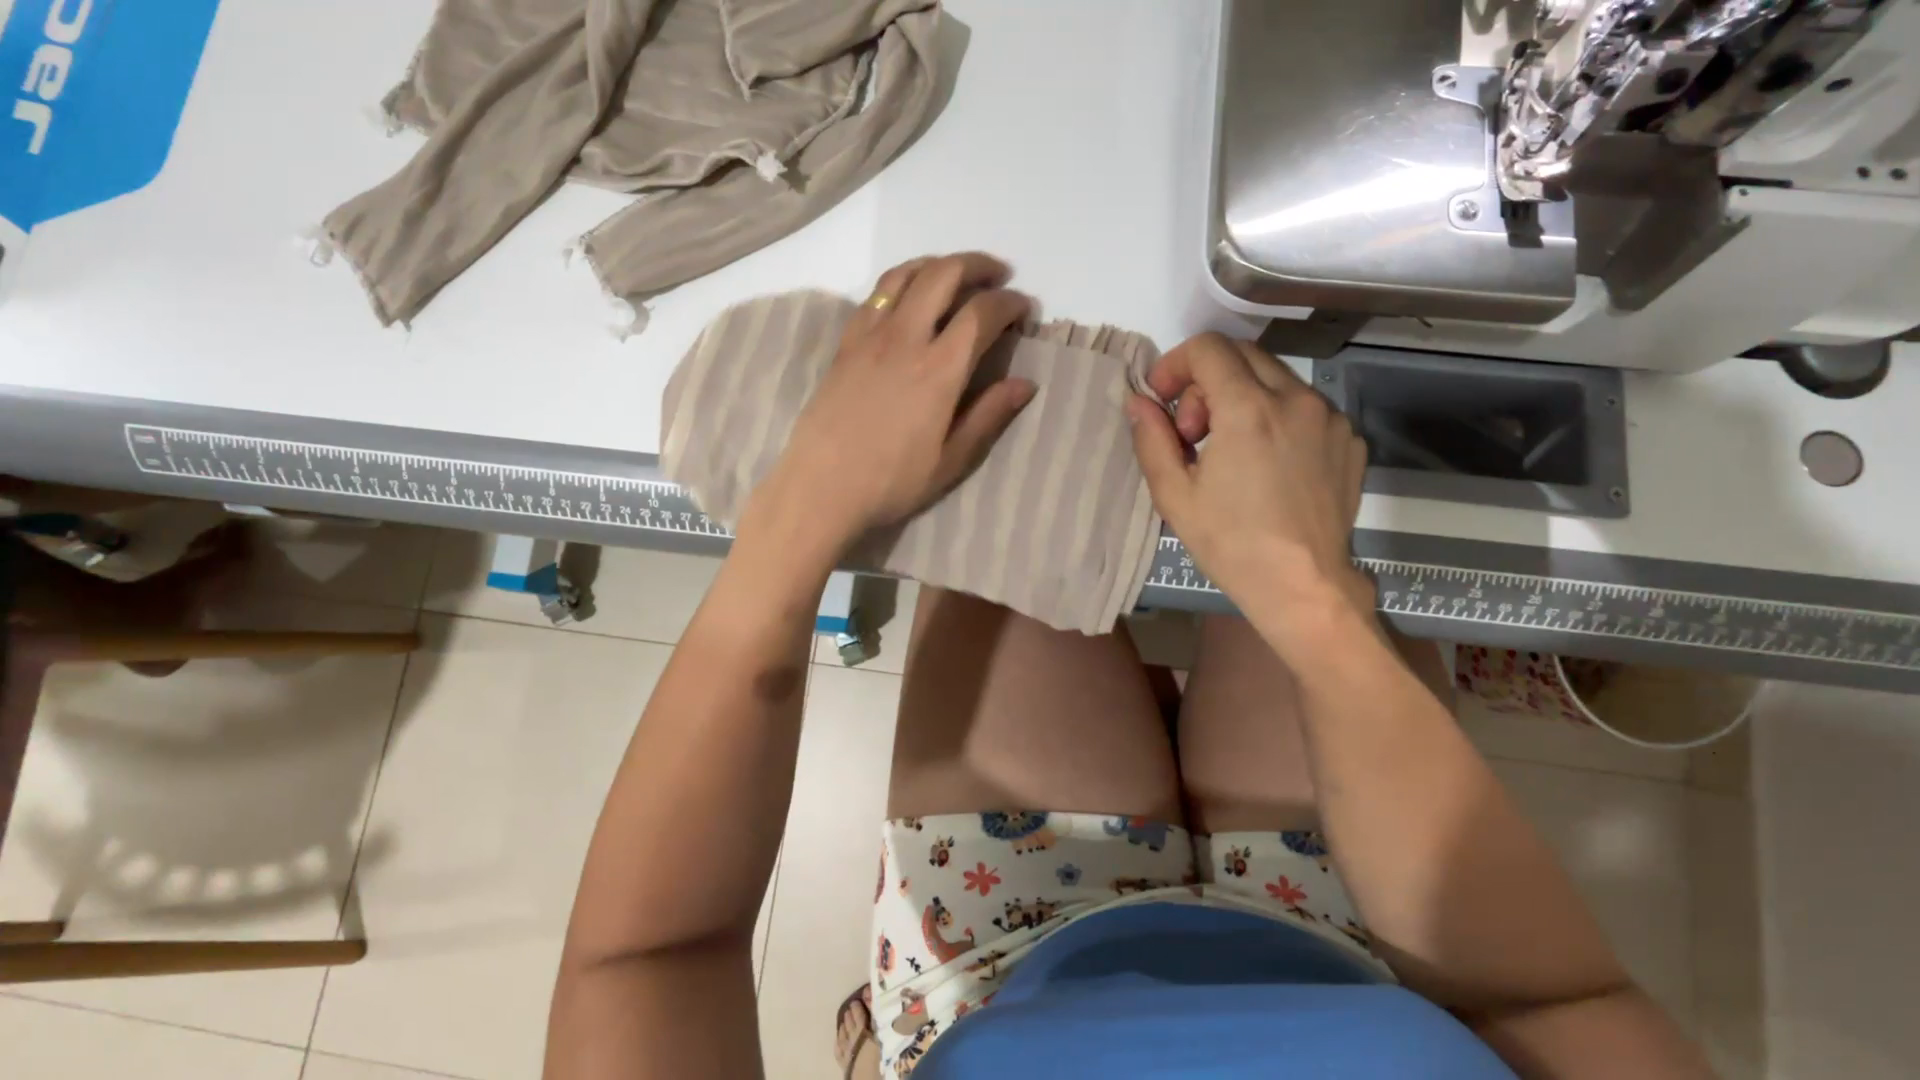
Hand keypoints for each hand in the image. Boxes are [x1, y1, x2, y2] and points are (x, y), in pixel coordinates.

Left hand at [751, 253, 1035, 553]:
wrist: (821, 487)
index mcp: (939, 370)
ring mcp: (870, 336)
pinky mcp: (846, 342)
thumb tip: (1025, 383)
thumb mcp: (951, 460)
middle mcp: (905, 339)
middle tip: (998, 276)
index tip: (1024, 310)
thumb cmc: (891, 482)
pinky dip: (902, 281)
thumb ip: (989, 415)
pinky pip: (877, 294)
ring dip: (938, 264)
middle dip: (978, 266)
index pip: (982, 313)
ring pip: (906, 274)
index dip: (1010, 303)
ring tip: (956, 275)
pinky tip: (910, 297)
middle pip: (944, 275)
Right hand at [1126, 333, 1372, 637]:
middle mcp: (1296, 400)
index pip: (1208, 347)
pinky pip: (1304, 408)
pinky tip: (1267, 465)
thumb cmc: (1231, 544)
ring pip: (1276, 379)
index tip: (1164, 397)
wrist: (1303, 585)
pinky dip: (1277, 420)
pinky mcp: (1349, 439)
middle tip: (1193, 432)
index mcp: (1249, 409)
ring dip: (1243, 398)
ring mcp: (1330, 418)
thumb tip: (1140, 401)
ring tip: (1230, 452)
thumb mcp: (1175, 495)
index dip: (1176, 363)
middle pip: (1242, 355)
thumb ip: (1152, 438)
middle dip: (1206, 382)